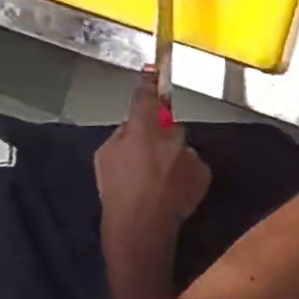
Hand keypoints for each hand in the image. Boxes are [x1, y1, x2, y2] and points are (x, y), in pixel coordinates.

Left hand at [96, 78, 210, 298]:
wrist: (138, 229)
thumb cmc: (172, 195)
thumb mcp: (197, 170)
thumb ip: (188, 151)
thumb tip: (181, 147)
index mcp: (144, 130)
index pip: (147, 98)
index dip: (152, 84)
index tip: (152, 70)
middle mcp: (120, 138)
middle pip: (138, 126)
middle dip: (152, 132)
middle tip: (170, 148)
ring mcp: (107, 160)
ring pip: (129, 148)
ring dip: (143, 155)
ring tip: (162, 176)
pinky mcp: (102, 181)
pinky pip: (123, 168)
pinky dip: (135, 174)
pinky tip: (149, 191)